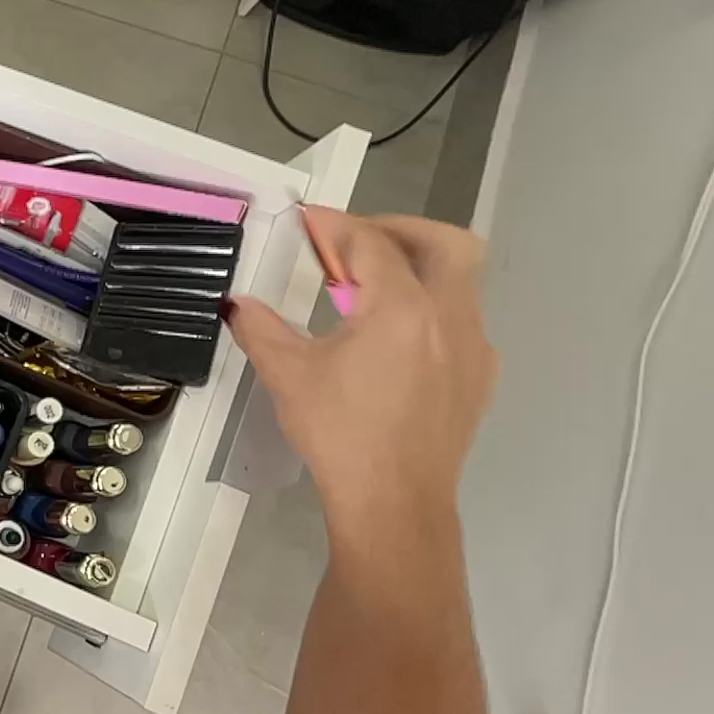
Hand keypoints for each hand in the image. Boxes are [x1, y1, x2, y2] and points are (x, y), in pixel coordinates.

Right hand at [225, 207, 496, 528]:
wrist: (394, 498)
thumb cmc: (337, 430)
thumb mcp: (286, 374)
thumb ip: (260, 329)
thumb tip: (236, 304)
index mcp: (401, 310)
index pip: (371, 245)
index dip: (336, 224)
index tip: (307, 216)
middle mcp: (449, 317)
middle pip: (444, 243)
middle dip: (396, 229)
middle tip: (350, 241)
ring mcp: (472, 346)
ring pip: (459, 280)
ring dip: (412, 267)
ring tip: (361, 288)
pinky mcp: (477, 374)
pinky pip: (458, 318)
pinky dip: (423, 305)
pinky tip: (384, 337)